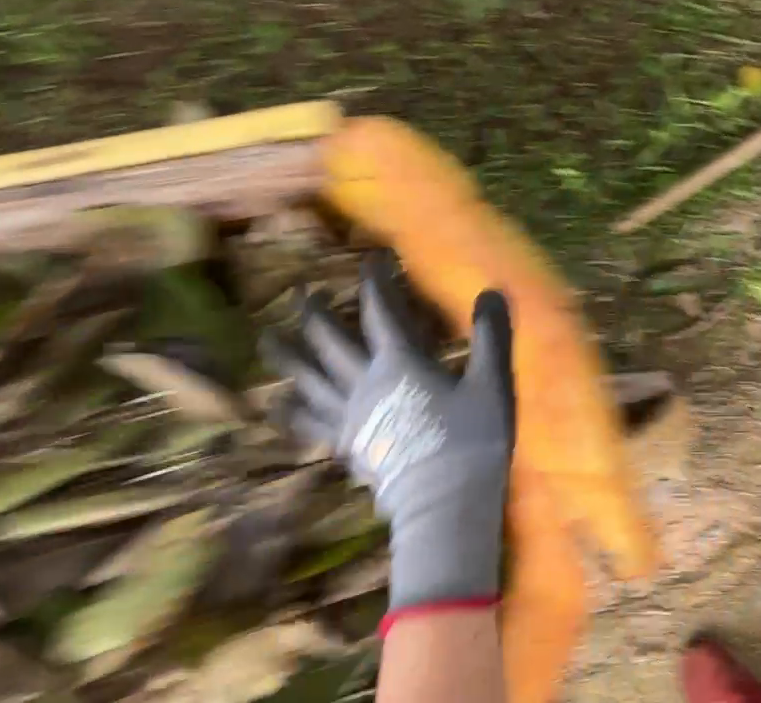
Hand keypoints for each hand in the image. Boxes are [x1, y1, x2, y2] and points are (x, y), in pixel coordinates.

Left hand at [264, 251, 513, 619]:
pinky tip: (279, 401)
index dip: (375, 282)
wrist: (444, 501)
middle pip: (330, 341)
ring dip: (287, 355)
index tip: (372, 258)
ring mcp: (348, 417)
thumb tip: (490, 291)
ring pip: (307, 379)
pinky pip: (307, 422)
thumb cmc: (473, 438)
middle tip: (302, 293)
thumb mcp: (492, 382)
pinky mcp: (345, 445)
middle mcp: (364, 384)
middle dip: (316, 312)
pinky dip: (290, 408)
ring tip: (269, 338)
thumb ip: (490, 335)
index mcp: (401, 364)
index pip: (381, 312)